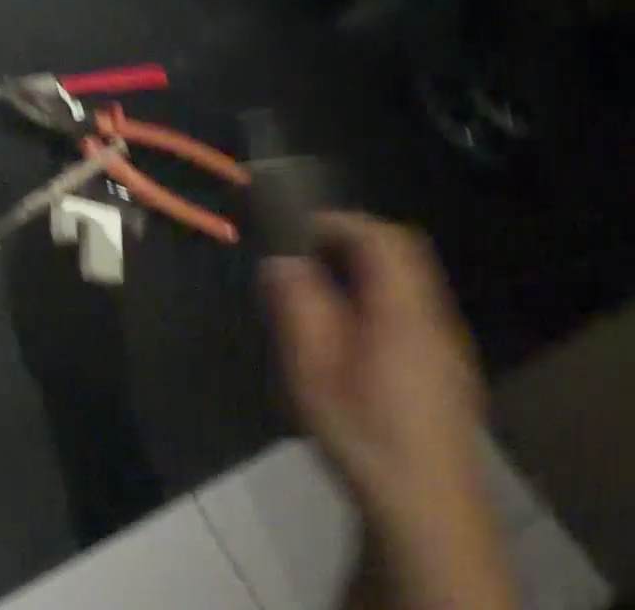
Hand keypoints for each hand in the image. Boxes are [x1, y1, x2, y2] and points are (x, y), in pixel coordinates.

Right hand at [263, 213, 513, 609]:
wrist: (423, 504)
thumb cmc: (359, 430)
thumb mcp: (311, 368)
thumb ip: (298, 307)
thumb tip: (281, 260)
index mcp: (402, 316)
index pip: (385, 241)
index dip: (339, 222)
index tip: (291, 226)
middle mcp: (434, 322)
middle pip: (402, 257)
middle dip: (348, 243)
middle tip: (295, 255)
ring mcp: (446, 347)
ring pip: (406, 285)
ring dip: (359, 272)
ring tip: (308, 291)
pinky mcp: (445, 369)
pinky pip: (410, 311)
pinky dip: (373, 298)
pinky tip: (341, 332)